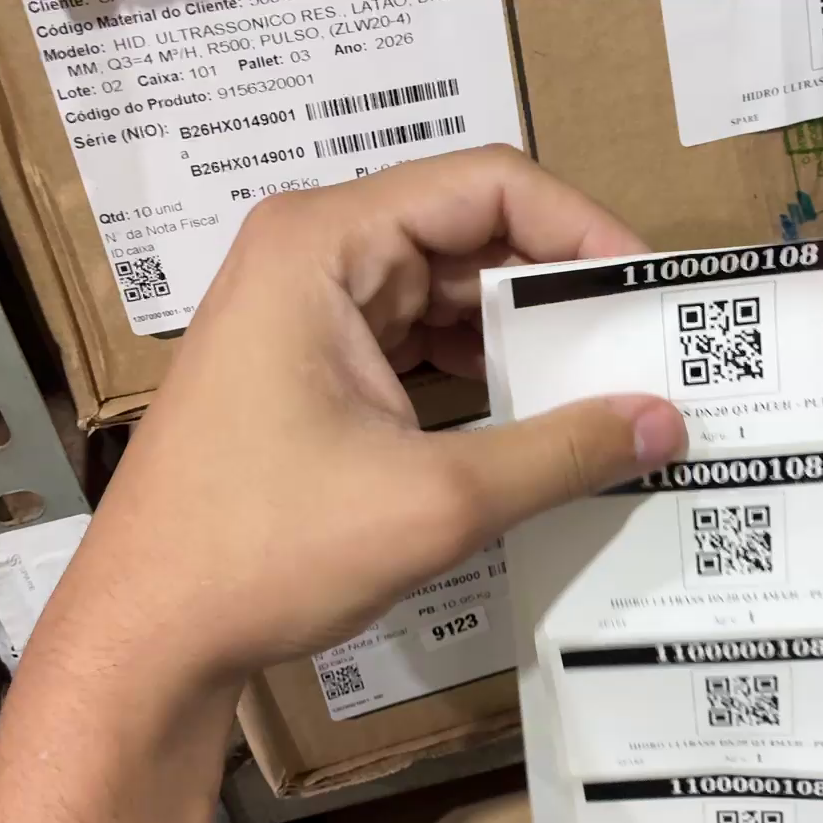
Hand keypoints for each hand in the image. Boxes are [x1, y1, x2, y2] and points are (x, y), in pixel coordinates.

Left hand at [32, 146, 687, 685]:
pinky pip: (428, 349)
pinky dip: (490, 376)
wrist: (154, 635)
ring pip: (455, 298)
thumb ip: (564, 452)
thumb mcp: (440, 498)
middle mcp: (320, 259)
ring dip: (532, 339)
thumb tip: (668, 423)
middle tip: (645, 346)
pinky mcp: (324, 372)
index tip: (648, 292)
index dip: (584, 230)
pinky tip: (541, 416)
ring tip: (609, 384)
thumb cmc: (271, 549)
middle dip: (565, 291)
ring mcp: (318, 318)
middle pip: (475, 239)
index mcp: (329, 245)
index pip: (490, 187)